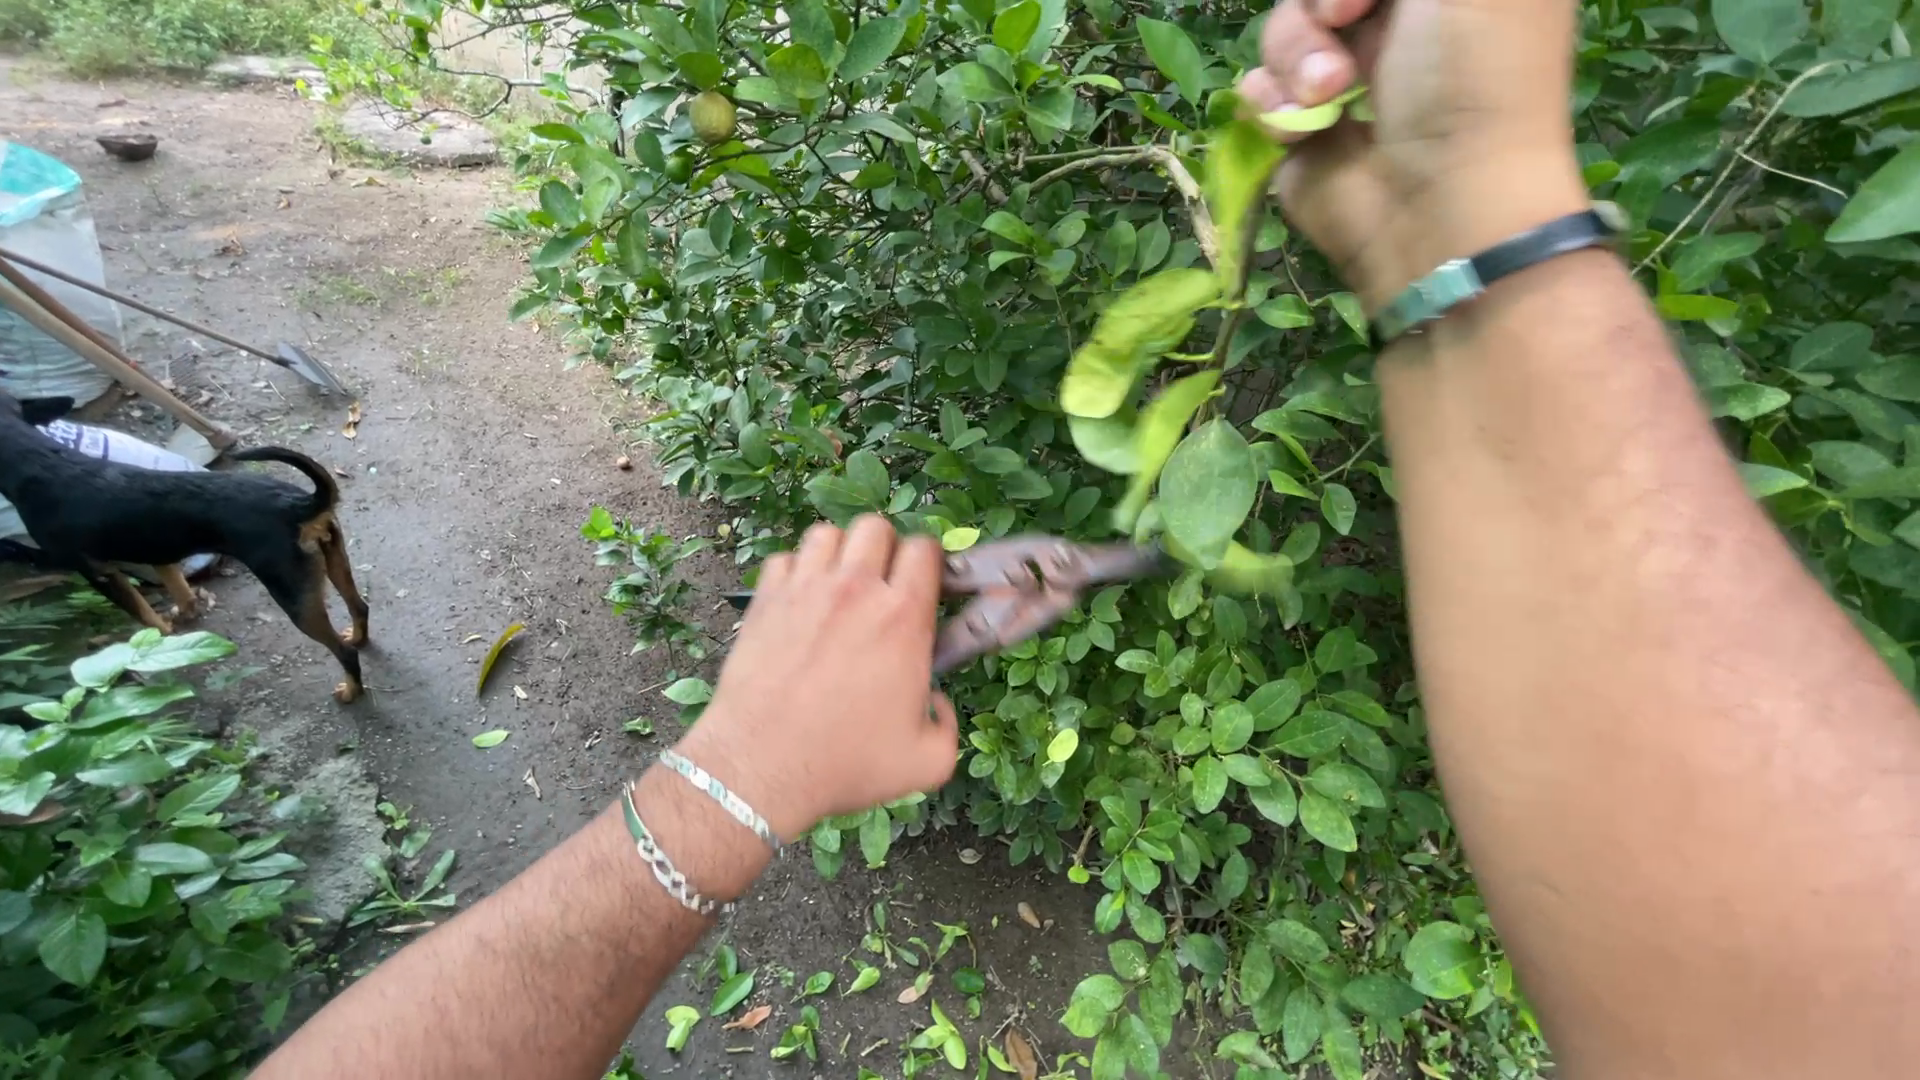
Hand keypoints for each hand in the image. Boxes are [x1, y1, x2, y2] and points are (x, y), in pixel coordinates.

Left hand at [674, 516, 958, 841]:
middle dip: (885, 548)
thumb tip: (938, 701)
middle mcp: (856, 588)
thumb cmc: (847, 762)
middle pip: (876, 527)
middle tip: (881, 583)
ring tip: (838, 584)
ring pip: (828, 533)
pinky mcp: (766, 598)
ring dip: (839, 553)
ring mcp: (806, 587)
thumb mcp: (926, 761)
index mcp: (903, 616)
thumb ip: (949, 725)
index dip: (928, 559)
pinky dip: (796, 571)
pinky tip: (799, 600)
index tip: (923, 582)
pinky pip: (786, 558)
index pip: (924, 549)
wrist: (761, 766)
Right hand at [1238, 0, 1590, 309]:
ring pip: (1280, 29)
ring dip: (1293, 55)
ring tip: (1327, 95)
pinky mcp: (1295, 129)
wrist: (1434, 197)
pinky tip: (1296, 128)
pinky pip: (1255, 90)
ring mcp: (1336, 76)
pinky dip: (1267, 103)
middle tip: (1343, 20)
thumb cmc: (1470, 72)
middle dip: (1319, 2)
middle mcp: (1388, 19)